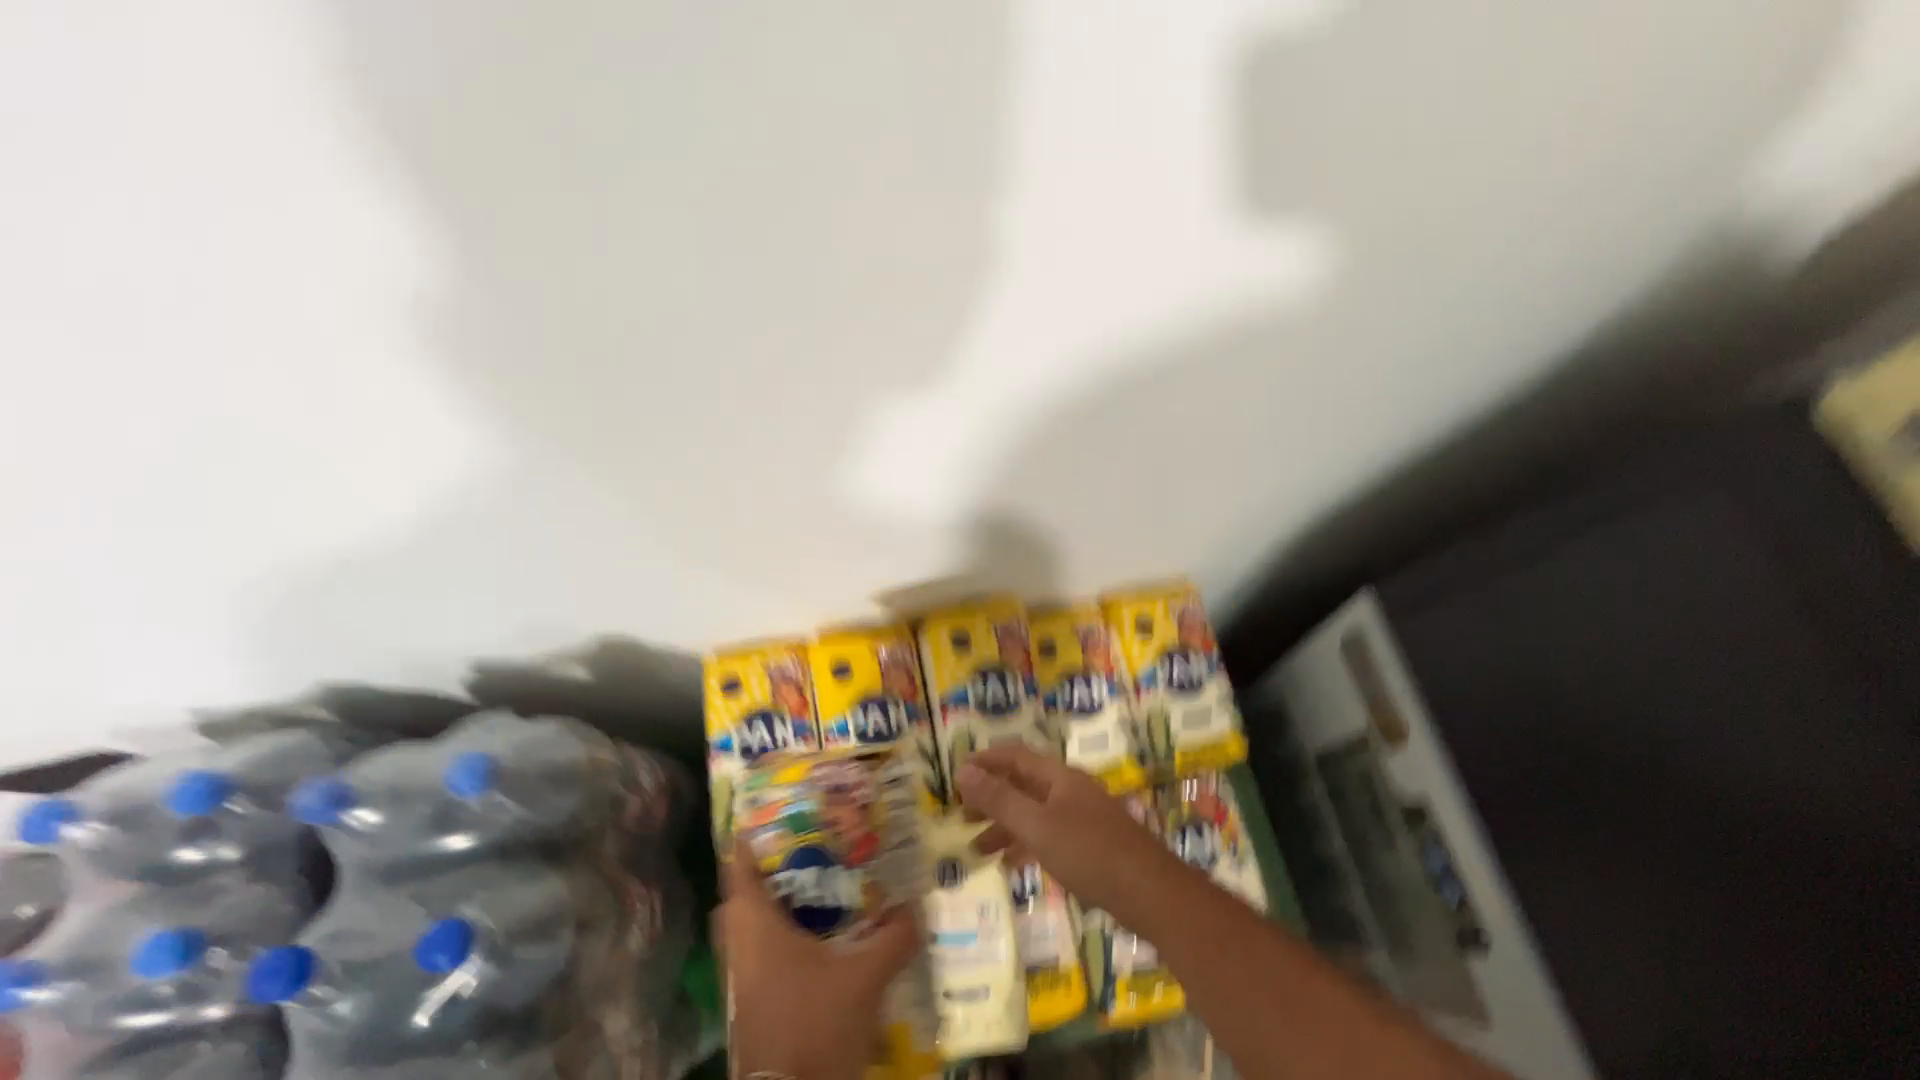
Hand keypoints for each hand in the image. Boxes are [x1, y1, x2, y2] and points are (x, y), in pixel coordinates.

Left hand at [718, 842, 921, 1079]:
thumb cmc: (816, 1022)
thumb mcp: (865, 977)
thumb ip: (893, 938)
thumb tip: (915, 908)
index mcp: (755, 925)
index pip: (738, 867)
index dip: (750, 838)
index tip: (774, 816)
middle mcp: (738, 946)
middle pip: (741, 898)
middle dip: (767, 875)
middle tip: (804, 858)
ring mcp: (739, 980)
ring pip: (749, 931)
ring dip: (774, 912)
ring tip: (816, 898)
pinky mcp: (749, 1005)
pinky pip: (757, 957)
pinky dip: (778, 943)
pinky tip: (816, 947)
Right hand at [956, 744, 1188, 920]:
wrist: (1150, 893)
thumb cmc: (1089, 853)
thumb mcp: (1037, 825)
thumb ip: (999, 799)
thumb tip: (962, 770)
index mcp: (1059, 778)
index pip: (1015, 756)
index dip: (985, 760)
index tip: (955, 774)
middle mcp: (1070, 792)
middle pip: (1023, 785)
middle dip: (990, 798)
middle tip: (960, 816)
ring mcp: (1082, 819)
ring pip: (1034, 814)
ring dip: (1004, 827)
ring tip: (976, 849)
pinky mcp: (1089, 847)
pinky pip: (1047, 837)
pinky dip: (1025, 846)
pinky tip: (1010, 865)